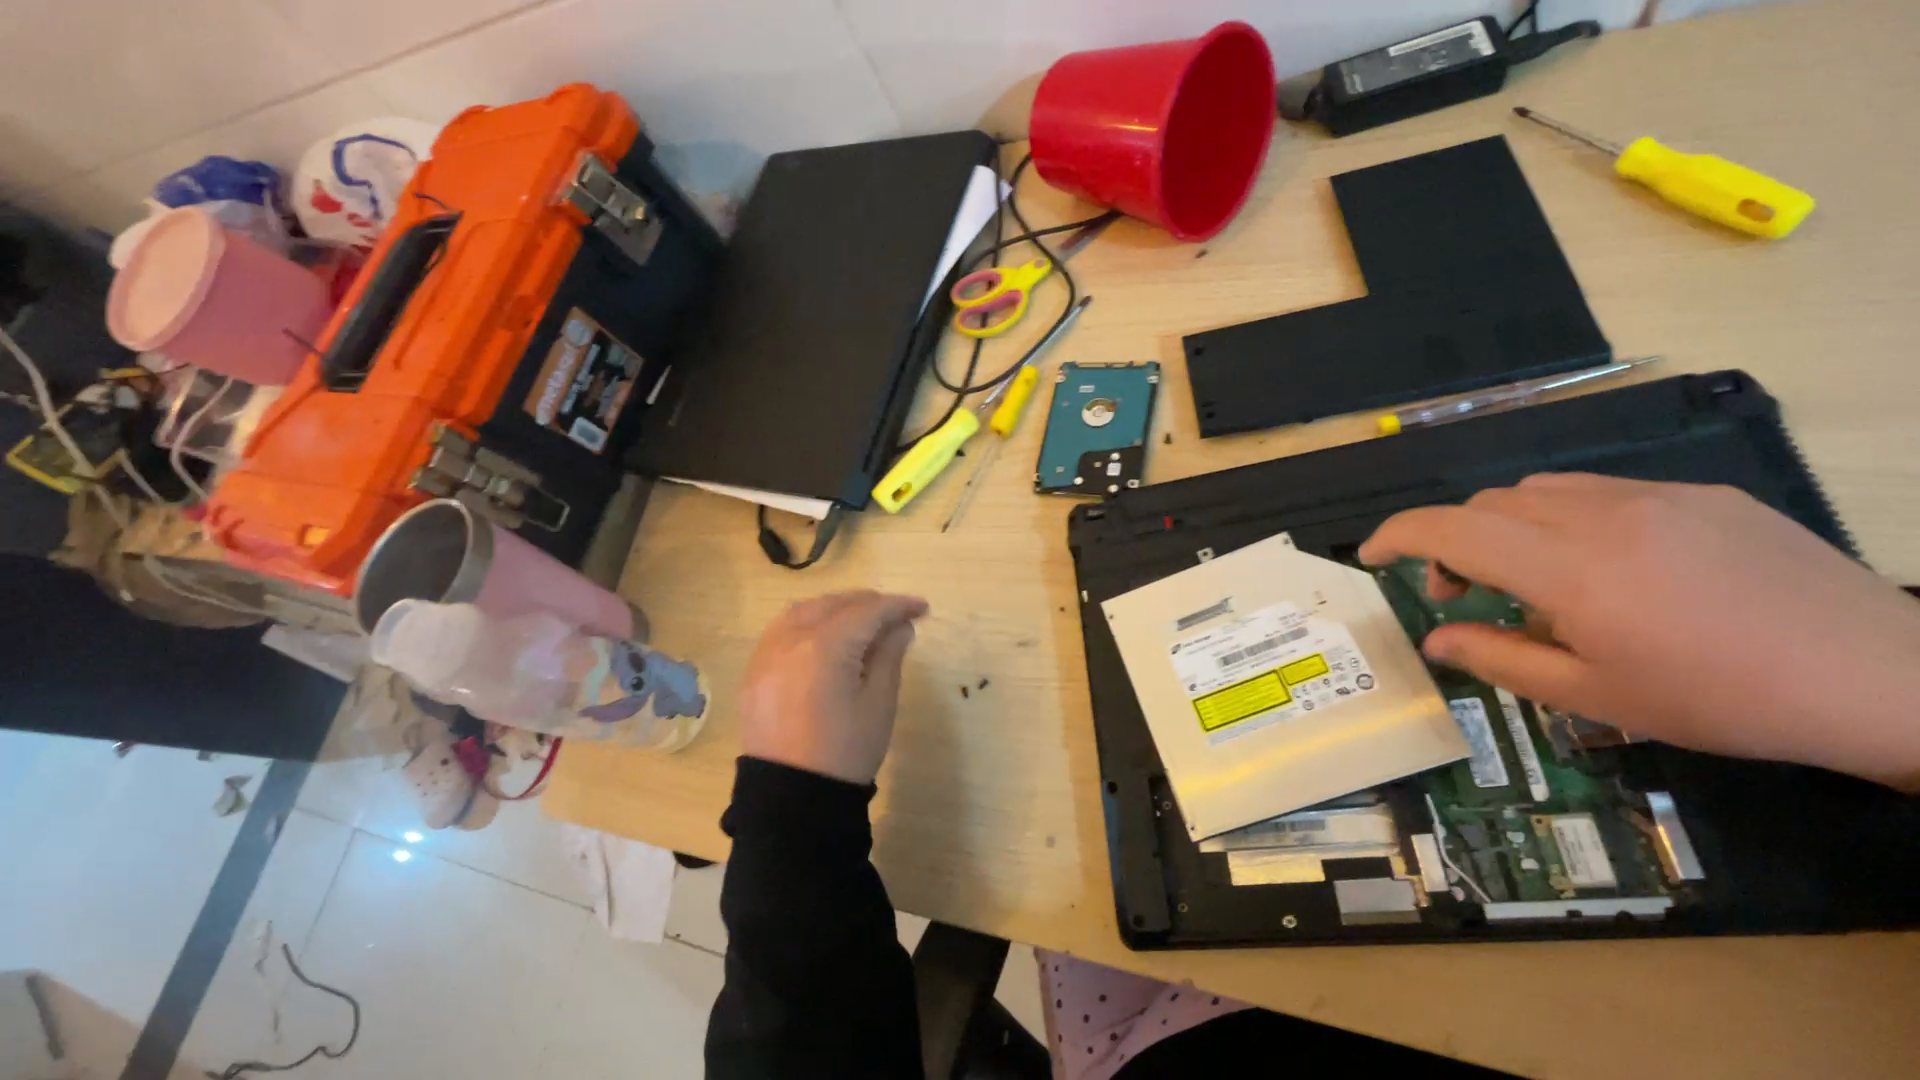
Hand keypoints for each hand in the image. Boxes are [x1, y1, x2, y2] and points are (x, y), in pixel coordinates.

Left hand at [737, 591, 929, 784]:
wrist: (792, 798)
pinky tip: (826, 637)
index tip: (922, 608)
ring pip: (804, 611)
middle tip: (896, 616)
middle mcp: (790, 639)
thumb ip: (890, 655)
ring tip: (862, 622)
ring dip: (836, 609)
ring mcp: (766, 654)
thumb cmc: (846, 751)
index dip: (898, 606)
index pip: (867, 612)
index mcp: (825, 647)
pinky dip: (808, 623)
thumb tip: (900, 627)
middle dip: (868, 604)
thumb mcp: (880, 703)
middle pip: (834, 604)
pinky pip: (782, 631)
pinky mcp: (754, 671)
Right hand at [1359, 474, 1919, 789]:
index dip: (1398, 535)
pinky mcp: (1701, 494)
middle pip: (1488, 503)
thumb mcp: (1596, 697)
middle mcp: (1603, 515)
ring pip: (1541, 490)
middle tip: (1461, 595)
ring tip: (1531, 580)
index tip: (1372, 556)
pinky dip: (1564, 519)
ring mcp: (1656, 496)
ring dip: (1505, 526)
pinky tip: (1604, 567)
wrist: (1882, 677)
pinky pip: (1602, 492)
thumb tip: (1435, 639)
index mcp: (1571, 570)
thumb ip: (1499, 660)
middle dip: (1451, 540)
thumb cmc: (1723, 700)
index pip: (1451, 528)